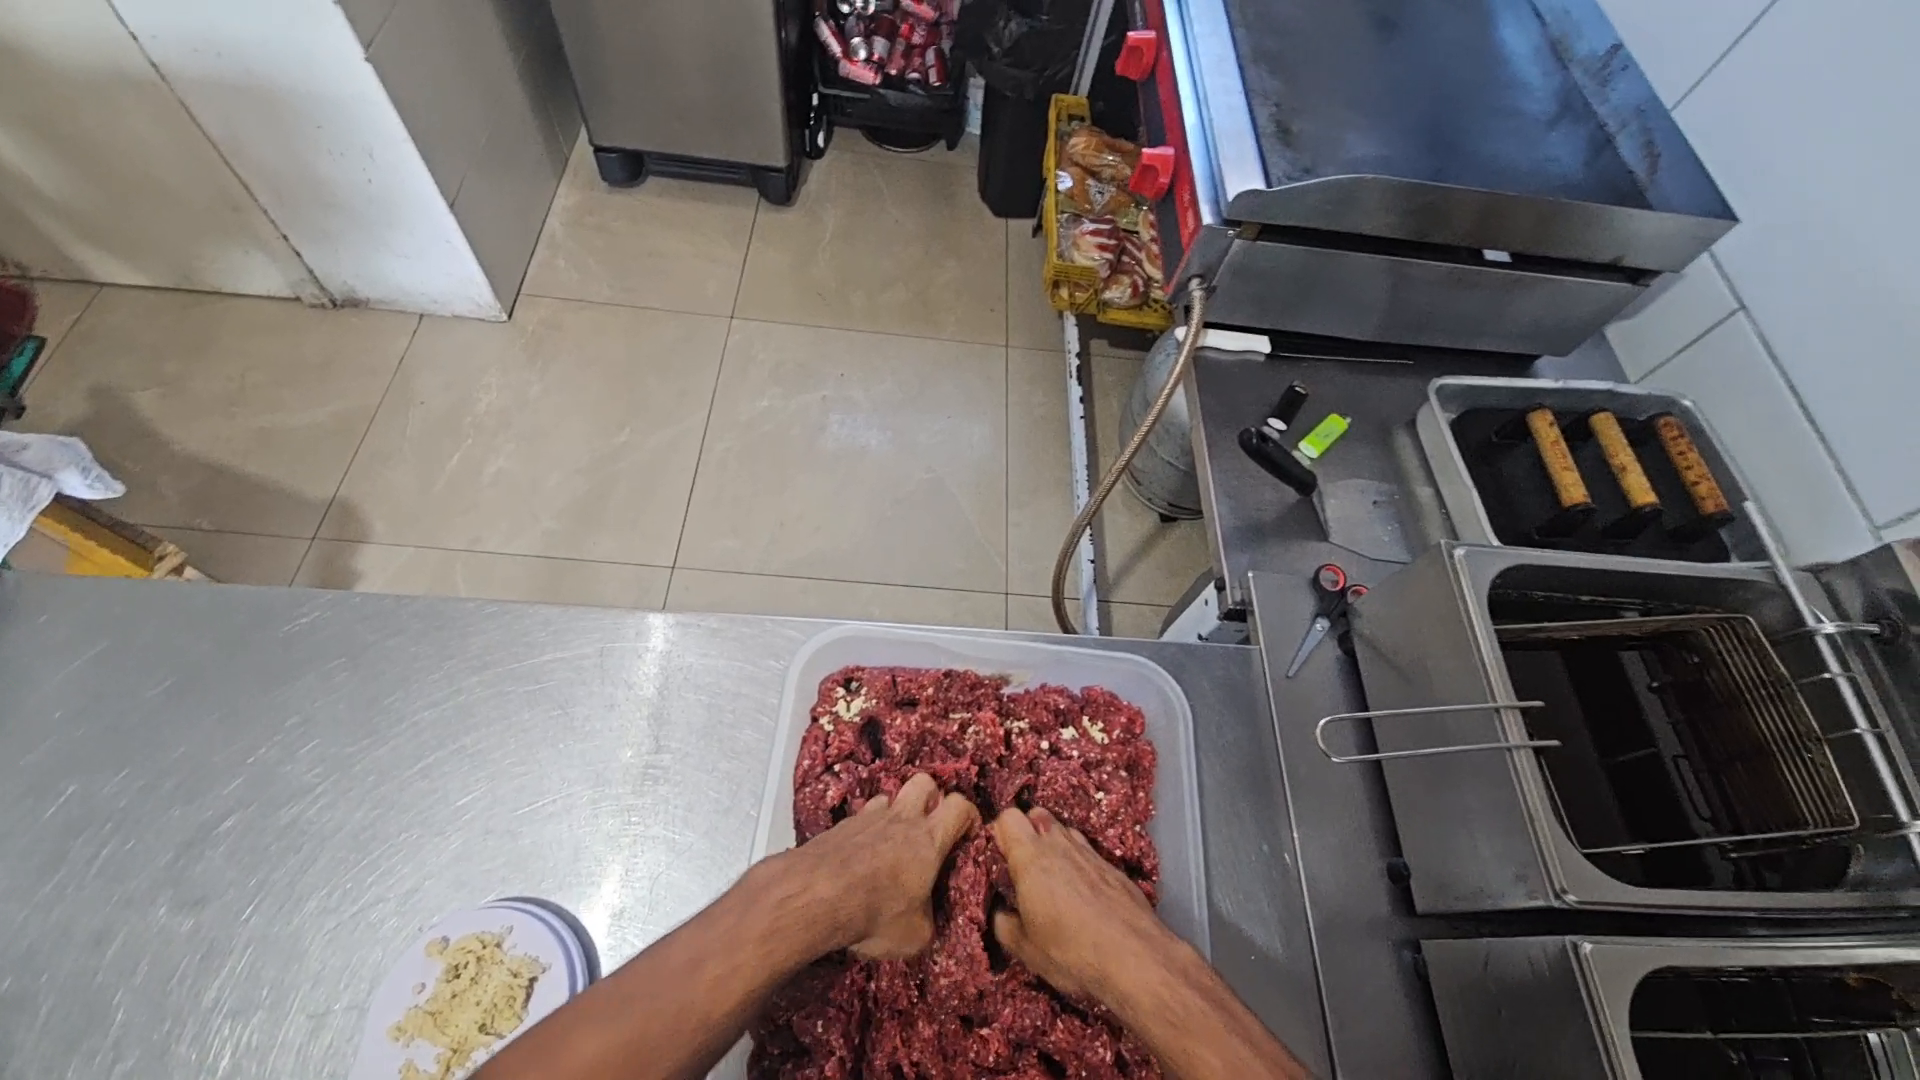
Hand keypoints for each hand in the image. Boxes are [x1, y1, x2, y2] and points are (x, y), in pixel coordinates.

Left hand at [784, 772, 978, 959]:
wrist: (813, 896)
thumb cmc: (874, 914)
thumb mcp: (914, 936)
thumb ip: (928, 922)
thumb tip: (926, 923)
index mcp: (929, 839)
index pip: (960, 806)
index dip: (968, 816)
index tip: (966, 836)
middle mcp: (901, 819)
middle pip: (924, 782)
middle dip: (931, 798)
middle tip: (928, 826)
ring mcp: (867, 818)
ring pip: (889, 797)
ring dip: (894, 813)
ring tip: (890, 842)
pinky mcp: (839, 826)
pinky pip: (860, 817)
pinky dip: (865, 831)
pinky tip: (858, 857)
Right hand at [990, 807, 1176, 1000]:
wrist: (1135, 957)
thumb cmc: (1071, 952)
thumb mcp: (1026, 949)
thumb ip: (1005, 926)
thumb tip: (1001, 914)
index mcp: (1030, 858)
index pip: (1007, 818)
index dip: (999, 834)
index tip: (998, 859)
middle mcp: (1059, 845)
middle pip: (1036, 814)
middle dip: (1026, 831)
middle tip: (1023, 866)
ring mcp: (1089, 852)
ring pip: (1064, 830)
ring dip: (1053, 843)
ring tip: (1053, 878)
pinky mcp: (1113, 866)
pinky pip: (1087, 850)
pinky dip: (1078, 861)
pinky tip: (1082, 892)